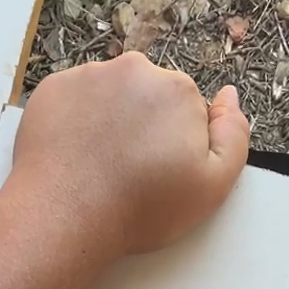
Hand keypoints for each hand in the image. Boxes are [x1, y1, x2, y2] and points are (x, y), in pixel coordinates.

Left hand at [7, 52, 249, 256]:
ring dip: (109, 124)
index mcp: (177, 90)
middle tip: (129, 173)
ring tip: (99, 168)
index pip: (185, 110)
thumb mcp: (210, 188)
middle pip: (147, 98)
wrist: (67, 218)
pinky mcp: (54, 89)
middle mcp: (135, 70)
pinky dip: (75, 124)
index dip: (176, 145)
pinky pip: (73, 102)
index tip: (161, 173)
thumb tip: (229, 97)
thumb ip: (234, 138)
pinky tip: (75, 158)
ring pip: (109, 97)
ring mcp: (90, 77)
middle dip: (143, 128)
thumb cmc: (139, 211)